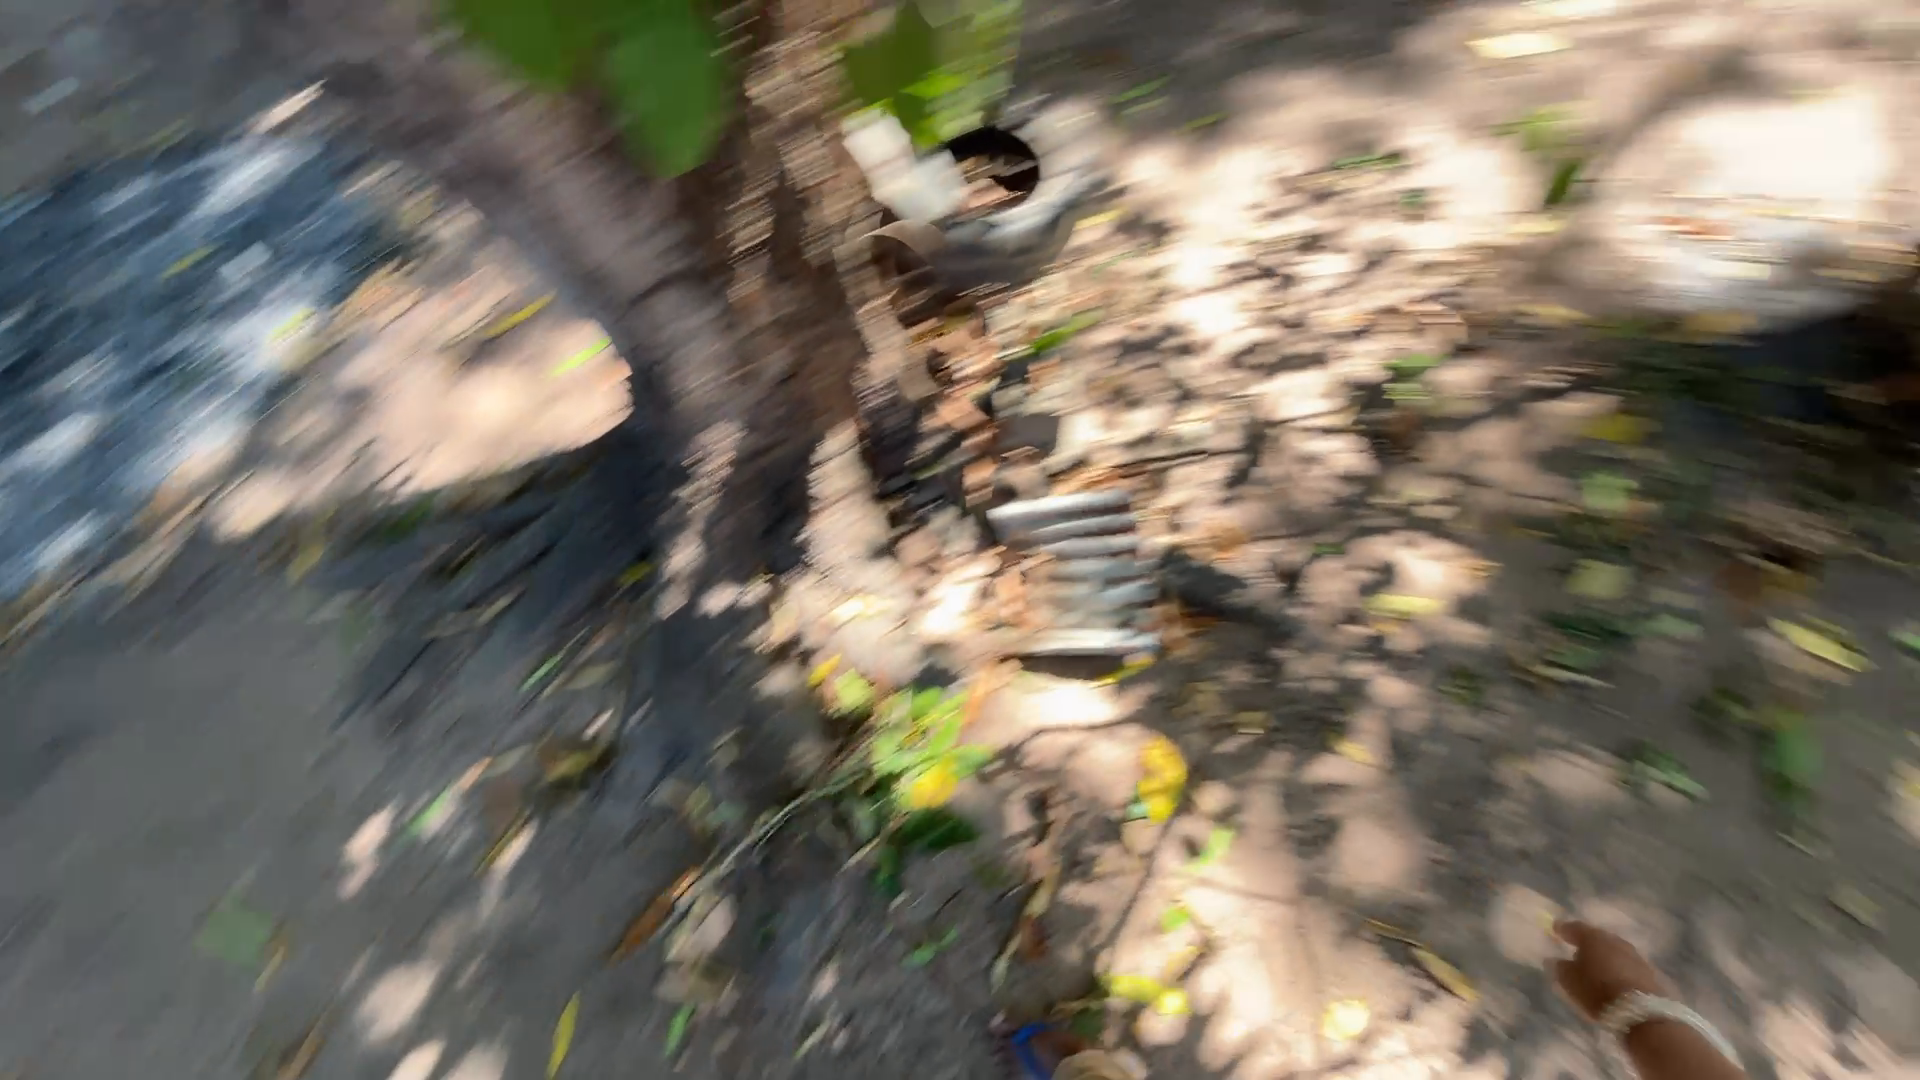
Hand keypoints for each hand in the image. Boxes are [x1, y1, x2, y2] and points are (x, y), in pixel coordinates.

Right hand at [1552, 919, 1670, 1019]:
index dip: (1564, 929)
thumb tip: (1558, 960)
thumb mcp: (1569, 980)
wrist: (1647, 1016)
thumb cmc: (1599, 991)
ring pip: (1618, 953)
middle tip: (1579, 949)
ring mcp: (1639, 958)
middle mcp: (1616, 942)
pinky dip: (1623, 971)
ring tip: (1600, 967)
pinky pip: (1632, 968)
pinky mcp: (1655, 977)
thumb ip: (1560, 967)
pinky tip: (1618, 980)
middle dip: (1590, 943)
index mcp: (1593, 937)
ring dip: (1609, 958)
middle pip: (1600, 939)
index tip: (1555, 930)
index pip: (1574, 927)